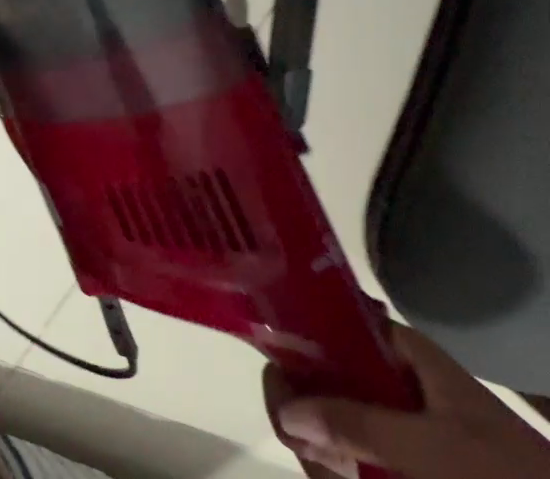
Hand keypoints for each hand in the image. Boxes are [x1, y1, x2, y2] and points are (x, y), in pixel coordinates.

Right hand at [265, 324, 549, 478]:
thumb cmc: (506, 474)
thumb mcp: (437, 448)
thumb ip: (360, 424)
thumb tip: (287, 412)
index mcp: (403, 354)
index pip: (326, 323)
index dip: (292, 342)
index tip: (280, 381)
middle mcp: (389, 375)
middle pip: (312, 372)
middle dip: (300, 409)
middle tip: (308, 446)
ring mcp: (392, 414)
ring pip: (320, 412)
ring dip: (314, 443)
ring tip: (333, 473)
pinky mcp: (396, 449)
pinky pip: (341, 443)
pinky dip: (331, 462)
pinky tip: (338, 475)